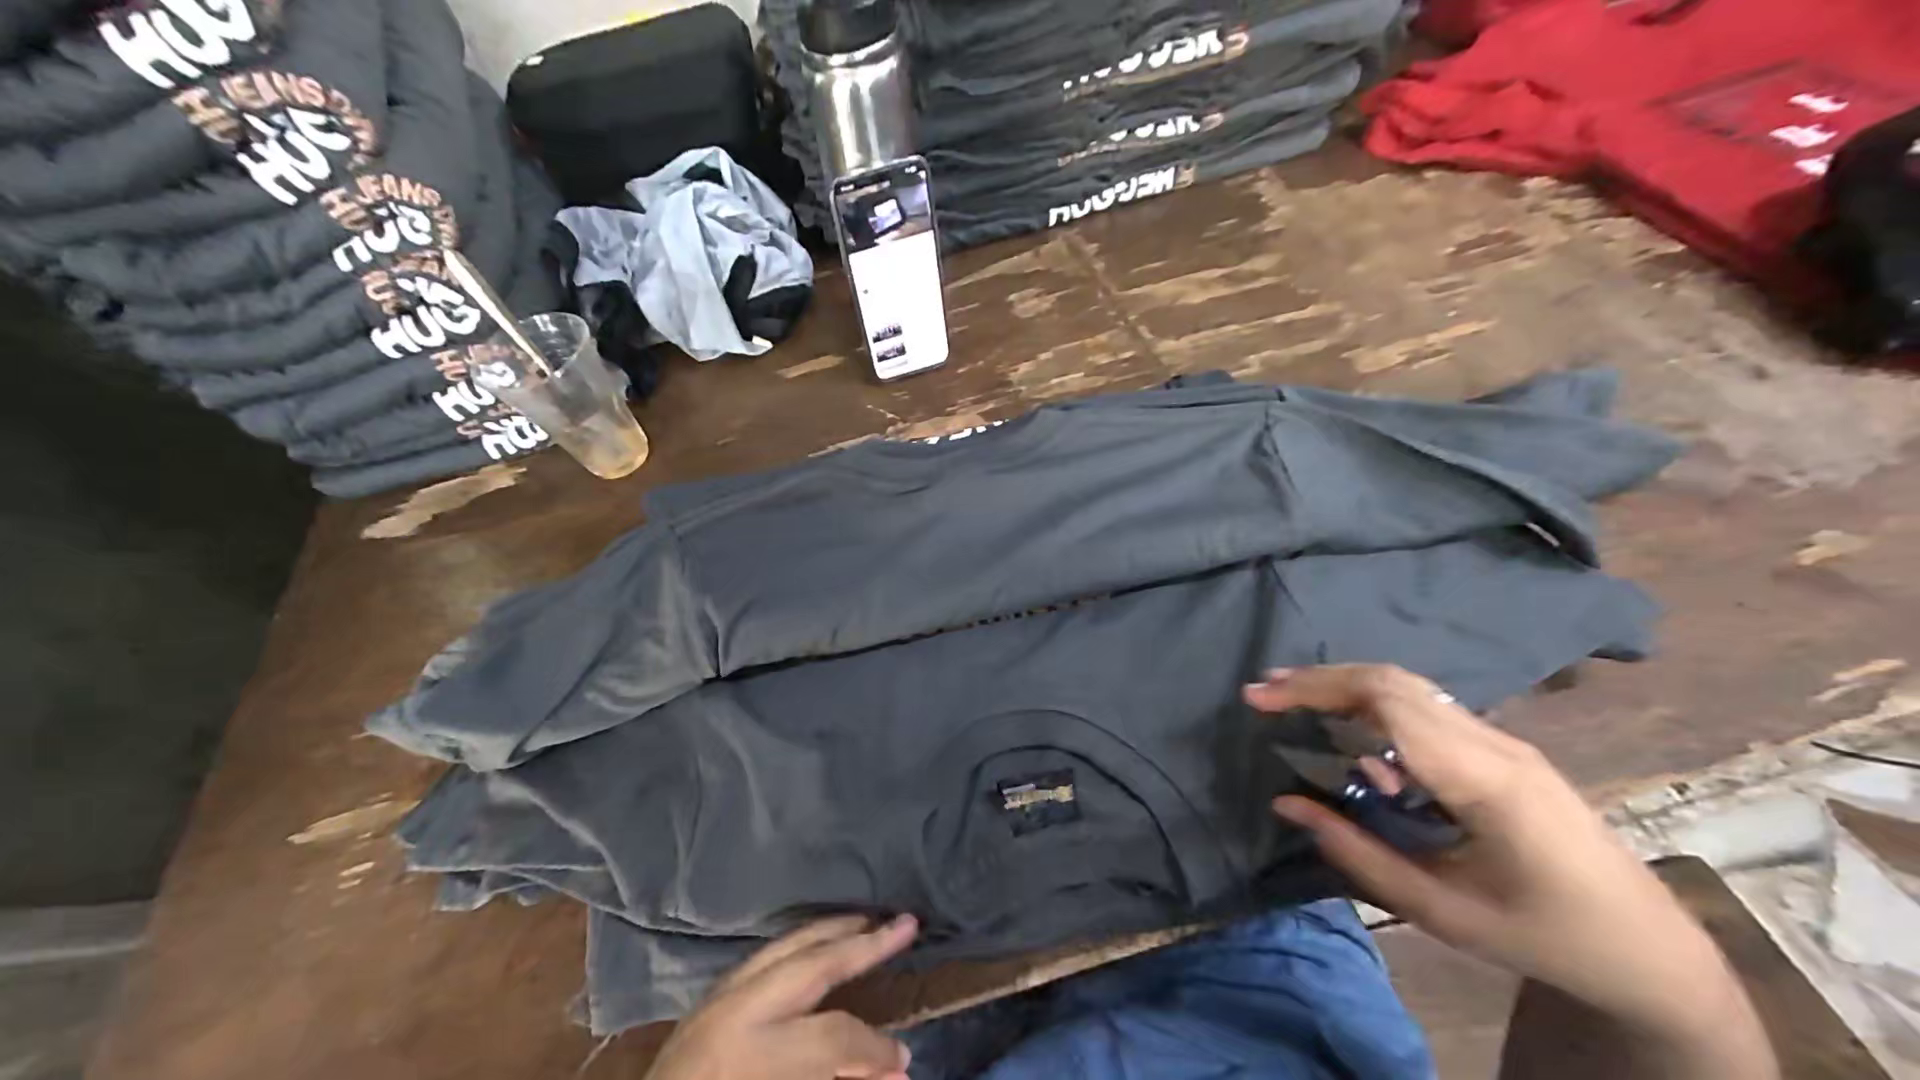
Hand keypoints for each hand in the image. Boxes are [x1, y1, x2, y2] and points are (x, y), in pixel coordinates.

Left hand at [645, 915, 918, 1079]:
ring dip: (834, 930)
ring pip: (788, 945)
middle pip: (815, 964)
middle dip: (865, 943)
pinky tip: (820, 938)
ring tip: (870, 920)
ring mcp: (720, 998)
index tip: (904, 1059)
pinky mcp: (709, 997)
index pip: (835, 1038)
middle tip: (907, 923)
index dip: (876, 1050)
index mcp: (757, 1056)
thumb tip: (893, 1070)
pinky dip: (802, 940)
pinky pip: (767, 953)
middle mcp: (739, 1013)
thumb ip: (836, 1077)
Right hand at [1245, 665, 1775, 1079]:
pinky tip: (1345, 726)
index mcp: (1484, 779)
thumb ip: (1358, 854)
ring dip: (1344, 685)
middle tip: (1262, 692)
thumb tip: (1287, 804)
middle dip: (1320, 678)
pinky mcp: (1503, 750)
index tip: (1258, 698)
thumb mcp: (1442, 911)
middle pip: (1393, 680)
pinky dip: (1372, 702)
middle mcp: (1494, 743)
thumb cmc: (1545, 937)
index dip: (1315, 689)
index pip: (1385, 702)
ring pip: (1409, 686)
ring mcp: (1504, 741)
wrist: (1655, 951)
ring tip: (1291, 700)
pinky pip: (1426, 707)